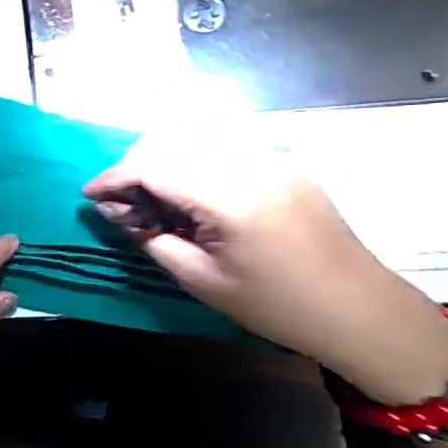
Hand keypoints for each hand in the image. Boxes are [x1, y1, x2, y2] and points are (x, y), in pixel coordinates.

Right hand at [83, 139, 447, 405]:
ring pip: (199, 139)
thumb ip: (153, 240)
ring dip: (167, 160)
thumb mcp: (203, 281)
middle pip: (173, 141)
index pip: (155, 166)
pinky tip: (194, 194)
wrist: (357, 308)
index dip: (115, 177)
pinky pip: (228, 149)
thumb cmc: (276, 306)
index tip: (90, 195)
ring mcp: (273, 157)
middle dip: (137, 165)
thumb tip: (119, 213)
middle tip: (122, 202)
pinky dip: (198, 162)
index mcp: (229, 195)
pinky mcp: (286, 163)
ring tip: (155, 198)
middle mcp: (250, 161)